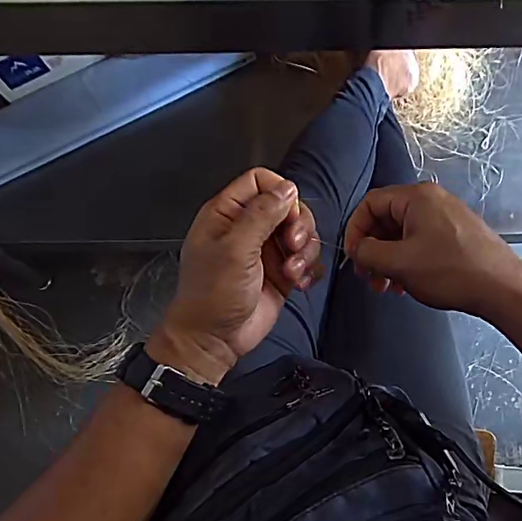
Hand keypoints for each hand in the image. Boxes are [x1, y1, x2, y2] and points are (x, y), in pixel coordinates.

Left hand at [152, 168, 321, 383]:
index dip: (280, 193)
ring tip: (291, 273)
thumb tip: (288, 189)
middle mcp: (248, 228)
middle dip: (299, 226)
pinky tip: (298, 284)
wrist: (215, 339)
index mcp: (228, 214)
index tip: (287, 216)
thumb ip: (261, 215)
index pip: (261, 181)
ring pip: (302, 234)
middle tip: (292, 247)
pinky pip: (307, 261)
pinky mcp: (282, 274)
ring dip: (305, 252)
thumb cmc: (213, 294)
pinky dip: (309, 271)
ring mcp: (266, 252)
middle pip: (289, 207)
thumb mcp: (235, 249)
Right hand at [341, 181, 521, 322]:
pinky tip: (407, 284)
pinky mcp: (457, 236)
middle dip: (373, 249)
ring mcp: (447, 218)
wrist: (501, 288)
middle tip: (369, 275)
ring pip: (404, 234)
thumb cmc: (455, 272)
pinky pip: (422, 243)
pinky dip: (408, 262)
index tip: (353, 255)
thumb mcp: (399, 263)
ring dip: (389, 260)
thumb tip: (357, 249)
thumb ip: (368, 252)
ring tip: (387, 285)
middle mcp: (433, 201)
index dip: (355, 230)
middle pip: (387, 219)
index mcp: (418, 197)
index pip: (370, 203)